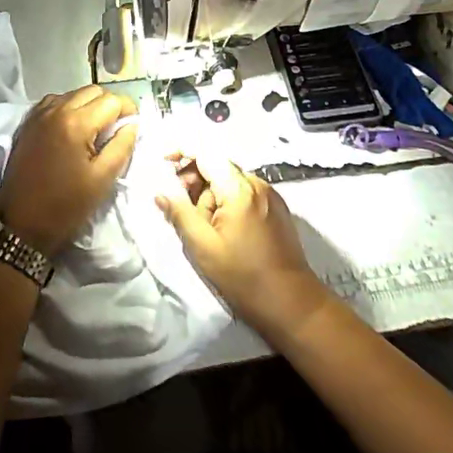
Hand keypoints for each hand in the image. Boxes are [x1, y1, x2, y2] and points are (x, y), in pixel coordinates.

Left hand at [0, 86, 136, 256]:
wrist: (20, 225)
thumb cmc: (65, 205)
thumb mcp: (103, 179)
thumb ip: (122, 146)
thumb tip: (132, 124)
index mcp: (76, 124)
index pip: (113, 101)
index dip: (129, 112)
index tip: (131, 129)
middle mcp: (56, 110)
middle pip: (94, 91)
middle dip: (110, 106)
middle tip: (114, 130)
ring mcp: (39, 115)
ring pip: (74, 94)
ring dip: (89, 105)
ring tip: (94, 130)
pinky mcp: (28, 123)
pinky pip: (55, 102)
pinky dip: (69, 108)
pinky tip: (72, 129)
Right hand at [157, 152, 331, 338]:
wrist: (289, 300)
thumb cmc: (241, 275)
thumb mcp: (203, 246)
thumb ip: (180, 214)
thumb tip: (162, 192)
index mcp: (239, 188)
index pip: (208, 154)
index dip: (184, 151)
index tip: (164, 161)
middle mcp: (257, 183)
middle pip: (219, 166)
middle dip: (195, 180)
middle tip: (179, 207)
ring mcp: (270, 195)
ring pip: (231, 182)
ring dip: (211, 195)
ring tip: (202, 228)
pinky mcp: (276, 209)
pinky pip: (245, 194)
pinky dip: (227, 202)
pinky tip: (221, 229)